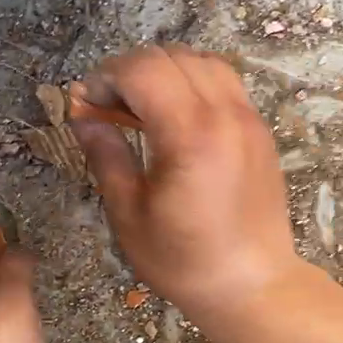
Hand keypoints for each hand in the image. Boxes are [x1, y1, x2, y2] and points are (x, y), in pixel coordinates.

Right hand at [71, 46, 302, 320]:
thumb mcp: (130, 215)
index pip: (143, 70)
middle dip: (130, 72)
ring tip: (140, 110)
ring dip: (164, 73)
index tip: (86, 105)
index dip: (106, 78)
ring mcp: (248, 119)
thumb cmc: (183, 261)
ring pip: (202, 62)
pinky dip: (192, 85)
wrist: (252, 285)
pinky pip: (224, 84)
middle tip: (107, 108)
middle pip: (171, 57)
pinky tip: (173, 120)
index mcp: (190, 135)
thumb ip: (106, 157)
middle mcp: (225, 115)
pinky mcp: (259, 130)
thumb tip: (82, 118)